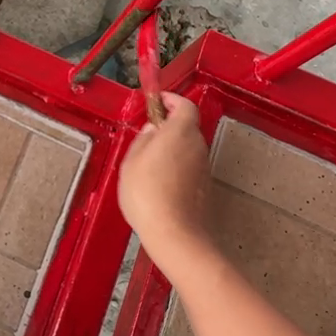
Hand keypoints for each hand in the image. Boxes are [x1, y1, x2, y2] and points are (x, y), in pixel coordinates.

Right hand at [117, 93, 213, 273]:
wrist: (174, 235)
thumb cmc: (147, 194)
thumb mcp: (131, 162)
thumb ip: (142, 140)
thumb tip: (152, 130)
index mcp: (180, 132)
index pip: (185, 105)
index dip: (172, 100)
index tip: (157, 101)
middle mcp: (198, 146)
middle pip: (187, 127)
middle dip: (169, 126)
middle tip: (147, 135)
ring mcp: (204, 167)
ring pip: (188, 148)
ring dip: (172, 148)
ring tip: (148, 163)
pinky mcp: (204, 187)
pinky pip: (189, 167)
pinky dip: (177, 167)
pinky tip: (159, 183)